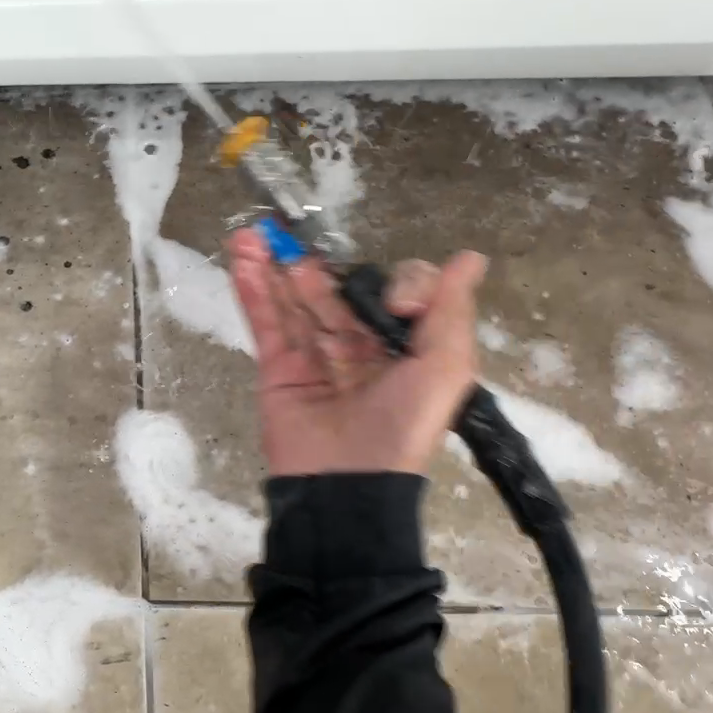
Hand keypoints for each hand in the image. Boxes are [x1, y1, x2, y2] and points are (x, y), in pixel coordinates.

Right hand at [223, 227, 486, 476]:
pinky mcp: (277, 371)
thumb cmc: (403, 425)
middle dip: (309, 262)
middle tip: (284, 230)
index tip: (396, 304)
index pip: (389, 296)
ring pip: (292, 302)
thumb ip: (450, 312)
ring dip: (271, 267)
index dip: (393, 285)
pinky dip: (254, 293)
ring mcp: (312, 358)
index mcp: (401, 346)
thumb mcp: (446, 369)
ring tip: (251, 232)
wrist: (347, 482)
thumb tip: (470, 257)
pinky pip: (266, 325)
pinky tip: (242, 259)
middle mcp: (356, 347)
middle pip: (331, 293)